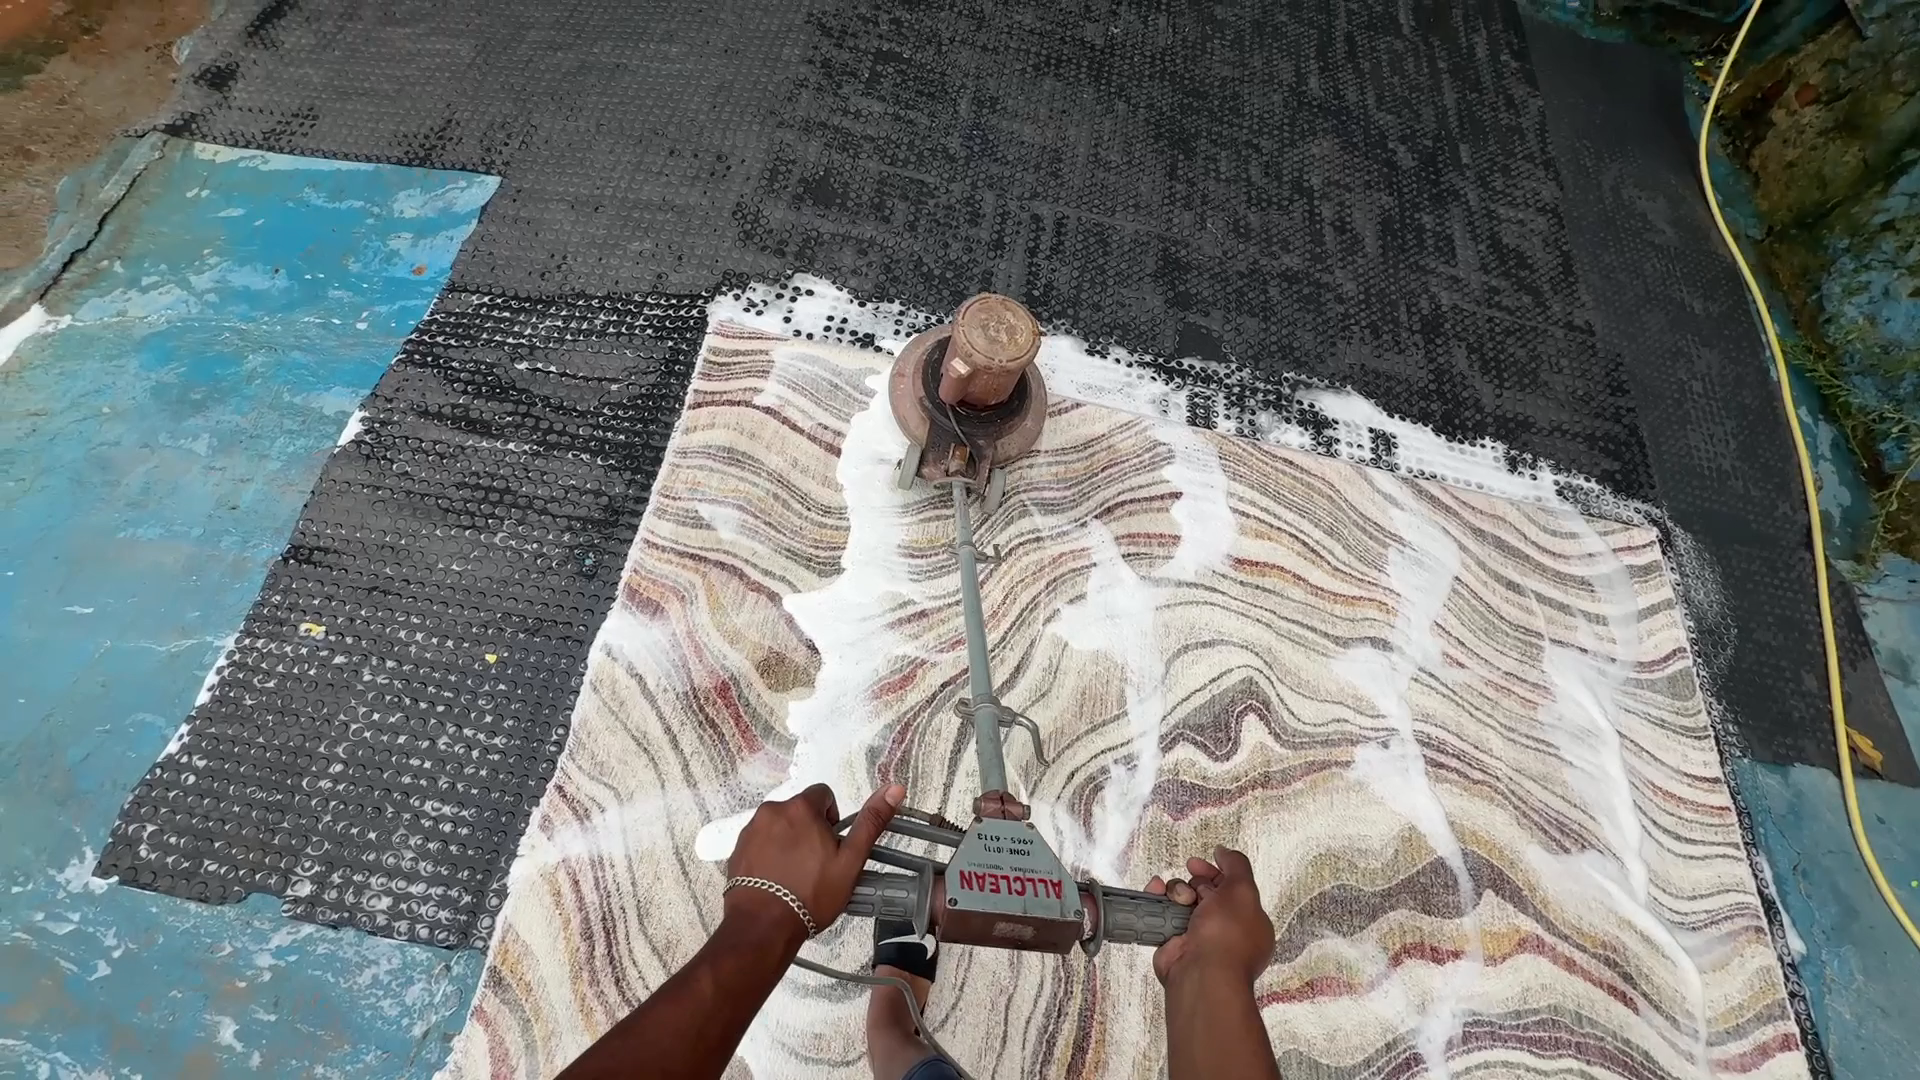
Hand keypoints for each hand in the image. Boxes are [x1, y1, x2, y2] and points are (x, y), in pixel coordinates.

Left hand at [724, 782, 904, 940]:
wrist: (762, 928)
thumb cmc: (811, 894)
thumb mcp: (851, 860)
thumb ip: (872, 821)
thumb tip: (895, 788)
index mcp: (801, 807)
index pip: (823, 795)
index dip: (832, 819)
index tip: (831, 847)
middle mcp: (772, 810)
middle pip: (800, 811)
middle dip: (809, 830)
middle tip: (816, 865)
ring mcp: (750, 830)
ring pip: (779, 826)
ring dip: (789, 841)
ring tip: (795, 876)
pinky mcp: (736, 850)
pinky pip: (760, 842)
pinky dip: (769, 854)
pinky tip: (775, 881)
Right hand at [1145, 846, 1274, 986]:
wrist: (1201, 974)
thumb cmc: (1227, 933)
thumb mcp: (1242, 891)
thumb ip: (1236, 865)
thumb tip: (1223, 851)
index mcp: (1247, 921)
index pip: (1230, 888)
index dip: (1214, 872)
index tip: (1196, 864)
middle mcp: (1223, 929)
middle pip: (1203, 891)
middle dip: (1194, 883)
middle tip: (1191, 891)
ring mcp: (1197, 936)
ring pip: (1181, 898)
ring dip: (1175, 889)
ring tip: (1177, 899)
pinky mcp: (1173, 940)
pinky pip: (1163, 911)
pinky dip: (1157, 898)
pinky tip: (1155, 892)